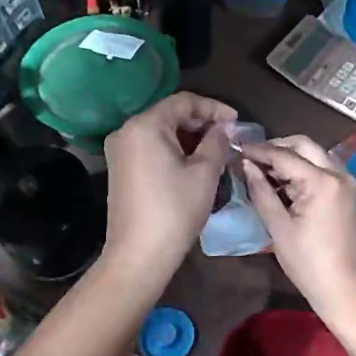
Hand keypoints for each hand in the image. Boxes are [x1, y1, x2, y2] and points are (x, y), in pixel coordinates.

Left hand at [101, 92, 238, 272]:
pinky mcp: (119, 169)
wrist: (139, 254)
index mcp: (145, 125)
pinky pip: (149, 148)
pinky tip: (193, 163)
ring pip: (159, 132)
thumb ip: (216, 142)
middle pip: (169, 114)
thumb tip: (223, 127)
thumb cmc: (175, 210)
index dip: (213, 107)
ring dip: (188, 137)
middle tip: (227, 136)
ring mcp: (119, 151)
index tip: (236, 121)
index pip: (183, 101)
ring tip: (215, 150)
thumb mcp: (204, 173)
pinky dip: (172, 150)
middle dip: (200, 122)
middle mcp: (126, 131)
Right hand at [240, 136, 355, 310]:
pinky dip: (303, 168)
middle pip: (304, 145)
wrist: (346, 289)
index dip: (259, 150)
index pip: (284, 155)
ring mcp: (347, 182)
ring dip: (291, 156)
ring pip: (315, 154)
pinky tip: (284, 181)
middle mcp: (339, 173)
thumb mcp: (278, 227)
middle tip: (252, 157)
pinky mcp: (348, 192)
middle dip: (277, 147)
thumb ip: (261, 191)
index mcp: (322, 181)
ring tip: (264, 169)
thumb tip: (246, 165)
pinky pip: (323, 168)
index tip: (237, 148)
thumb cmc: (308, 262)